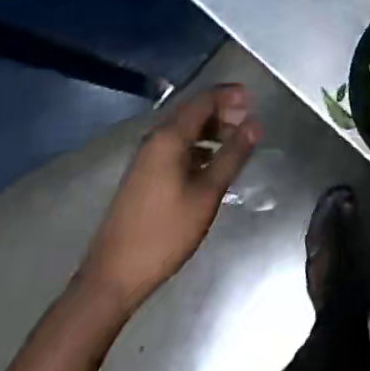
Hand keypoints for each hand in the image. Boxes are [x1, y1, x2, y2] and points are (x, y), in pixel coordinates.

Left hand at [77, 85, 261, 312]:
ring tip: (237, 144)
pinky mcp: (144, 175)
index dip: (230, 95)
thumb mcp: (207, 193)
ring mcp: (147, 158)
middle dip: (223, 112)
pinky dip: (199, 148)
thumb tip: (255, 123)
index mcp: (169, 137)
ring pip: (185, 132)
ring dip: (212, 131)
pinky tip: (213, 165)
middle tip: (249, 123)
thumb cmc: (165, 232)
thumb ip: (233, 155)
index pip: (203, 100)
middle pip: (193, 113)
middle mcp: (155, 140)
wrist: (114, 275)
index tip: (254, 100)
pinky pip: (176, 148)